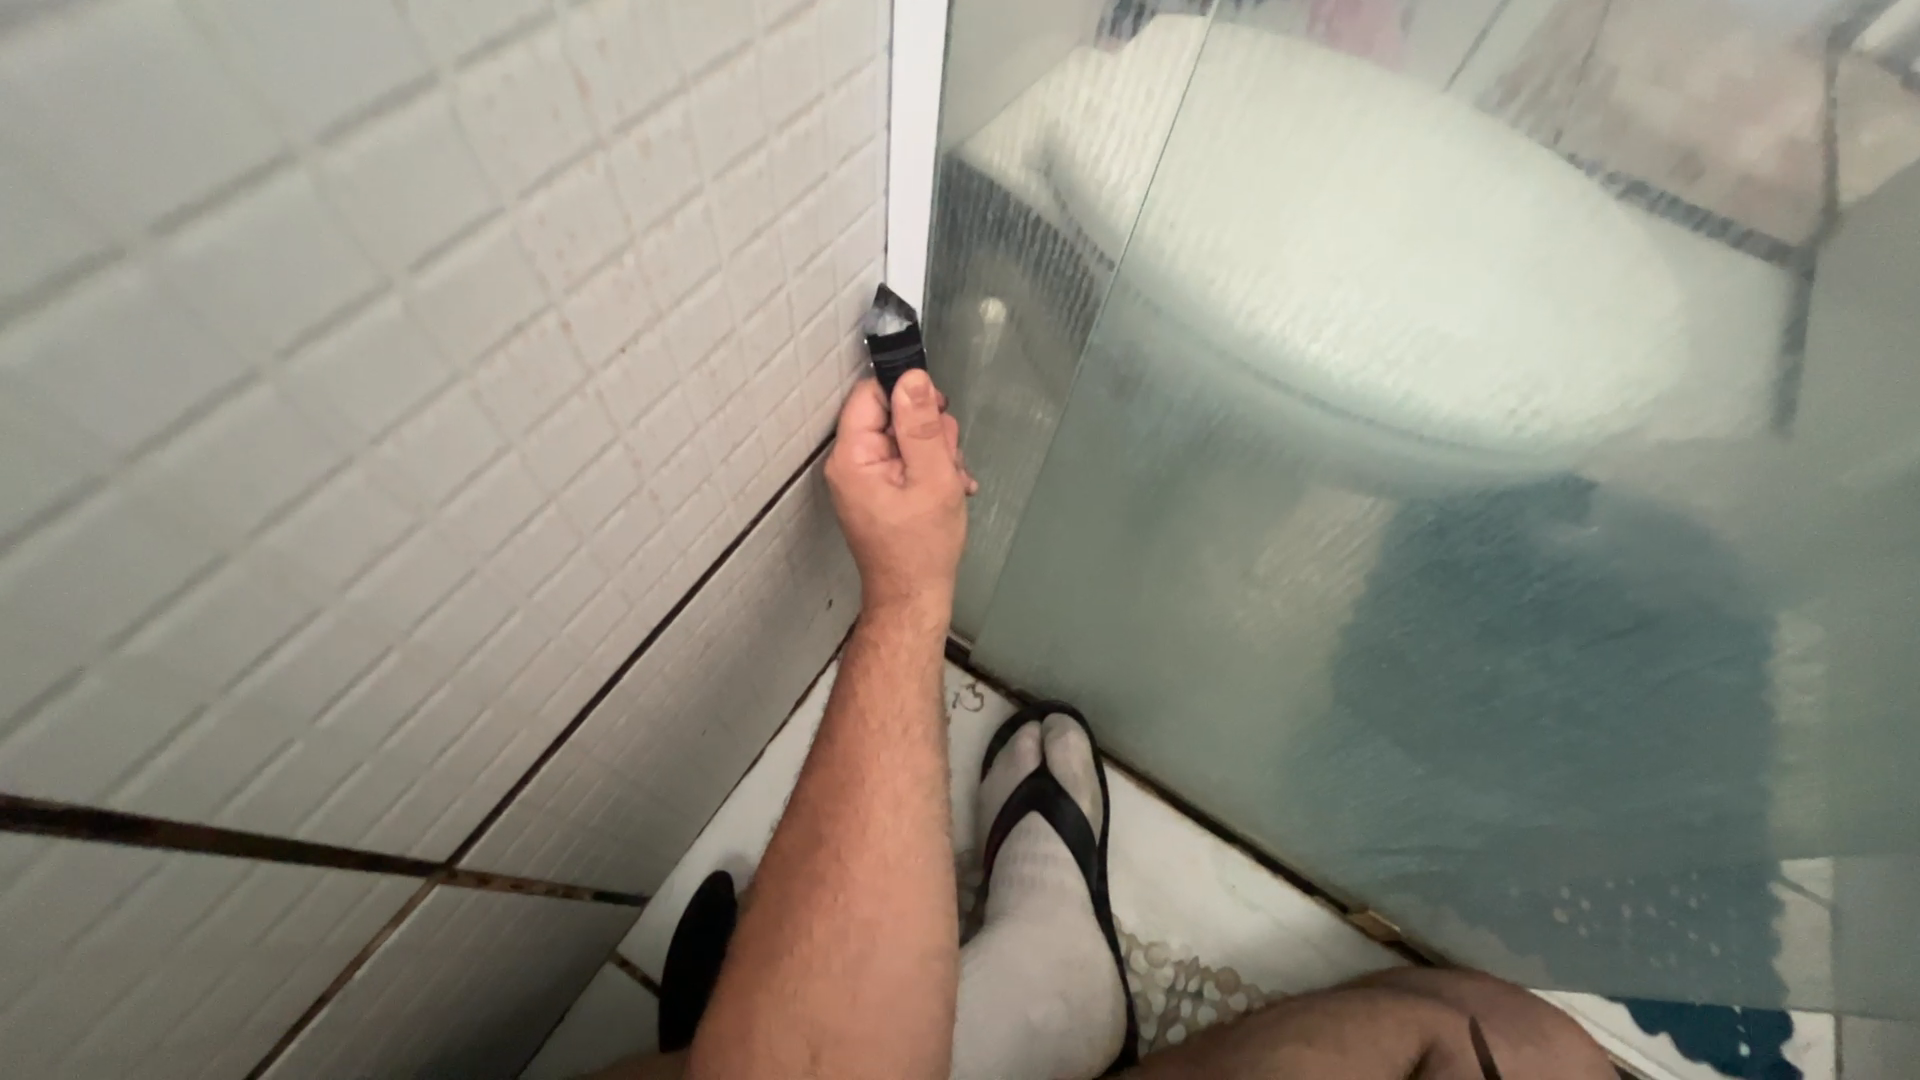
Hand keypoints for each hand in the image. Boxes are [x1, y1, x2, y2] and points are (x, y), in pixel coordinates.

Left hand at [825, 370, 976, 620]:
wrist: (915, 596)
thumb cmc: (921, 548)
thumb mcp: (933, 478)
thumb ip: (922, 426)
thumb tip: (912, 379)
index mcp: (853, 456)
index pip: (872, 394)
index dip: (908, 395)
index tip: (938, 413)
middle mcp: (852, 463)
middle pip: (893, 415)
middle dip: (930, 432)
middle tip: (947, 463)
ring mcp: (866, 478)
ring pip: (907, 438)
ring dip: (938, 454)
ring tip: (950, 483)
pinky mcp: (880, 490)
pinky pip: (908, 462)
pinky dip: (933, 472)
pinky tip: (949, 492)